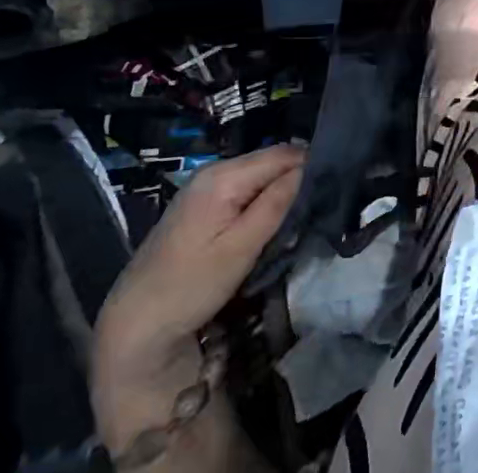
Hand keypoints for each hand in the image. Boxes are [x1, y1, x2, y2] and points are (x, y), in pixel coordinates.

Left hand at [92, 146, 303, 452]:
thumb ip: (276, 204)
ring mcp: (206, 187)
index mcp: (224, 176)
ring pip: (261, 176)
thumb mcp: (240, 248)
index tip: (341, 183)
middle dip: (301, 176)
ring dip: (285, 189)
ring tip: (311, 208)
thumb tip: (311, 168)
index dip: (314, 163)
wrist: (136, 323)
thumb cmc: (190, 286)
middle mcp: (214, 171)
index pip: (283, 153)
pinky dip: (266, 199)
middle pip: (272, 161)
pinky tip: (280, 218)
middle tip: (329, 199)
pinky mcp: (204, 205)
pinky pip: (246, 190)